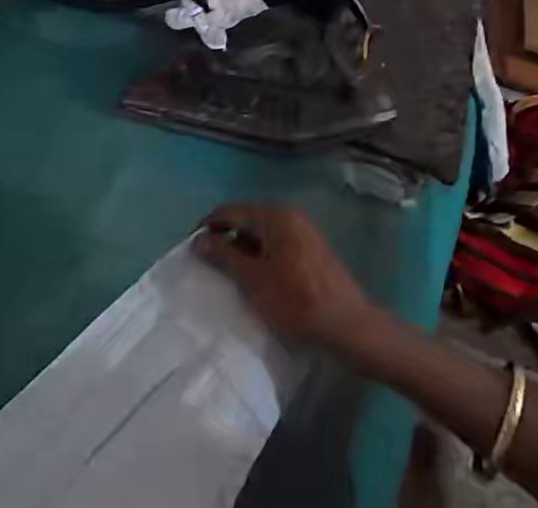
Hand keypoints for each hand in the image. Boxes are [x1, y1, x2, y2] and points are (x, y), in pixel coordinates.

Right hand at [195, 203, 375, 345]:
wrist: (347, 326)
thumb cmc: (296, 301)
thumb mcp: (253, 280)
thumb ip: (224, 256)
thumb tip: (199, 239)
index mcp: (276, 216)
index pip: (231, 211)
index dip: (208, 226)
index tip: (190, 248)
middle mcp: (291, 216)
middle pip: (247, 220)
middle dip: (225, 238)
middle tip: (206, 264)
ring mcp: (304, 232)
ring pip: (262, 234)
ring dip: (242, 250)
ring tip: (227, 275)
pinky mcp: (311, 250)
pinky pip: (276, 245)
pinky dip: (260, 256)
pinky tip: (253, 279)